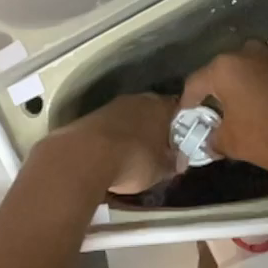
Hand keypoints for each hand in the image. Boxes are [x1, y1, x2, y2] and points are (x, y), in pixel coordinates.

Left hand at [46, 93, 178, 194]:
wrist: (85, 157)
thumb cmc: (134, 160)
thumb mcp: (161, 169)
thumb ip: (174, 163)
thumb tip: (181, 160)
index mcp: (160, 105)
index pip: (178, 109)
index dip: (182, 125)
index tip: (182, 140)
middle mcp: (137, 99)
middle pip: (151, 111)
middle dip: (155, 128)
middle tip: (158, 148)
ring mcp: (111, 106)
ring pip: (129, 118)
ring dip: (132, 132)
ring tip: (133, 154)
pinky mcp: (91, 117)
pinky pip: (110, 127)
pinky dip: (113, 138)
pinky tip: (112, 155)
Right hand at [178, 41, 267, 176]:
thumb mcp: (233, 145)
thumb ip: (214, 138)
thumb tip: (210, 140)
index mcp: (227, 68)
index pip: (197, 82)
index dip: (189, 100)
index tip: (189, 114)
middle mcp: (254, 49)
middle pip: (233, 69)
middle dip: (228, 88)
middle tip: (229, 110)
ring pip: (265, 64)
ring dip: (261, 80)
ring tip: (265, 104)